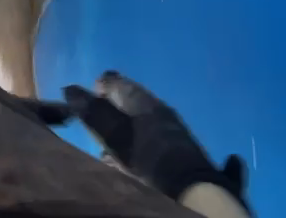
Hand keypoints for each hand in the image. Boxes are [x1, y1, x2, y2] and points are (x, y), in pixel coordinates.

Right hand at [64, 71, 246, 208]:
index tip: (93, 89)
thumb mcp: (116, 138)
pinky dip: (177, 149)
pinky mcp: (200, 164)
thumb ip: (93, 113)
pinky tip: (215, 154)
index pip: (121, 85)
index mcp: (146, 105)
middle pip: (139, 105)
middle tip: (103, 115)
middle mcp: (167, 116)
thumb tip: (70, 89)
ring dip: (140, 129)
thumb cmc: (149, 163)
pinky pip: (183, 150)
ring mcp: (185, 139)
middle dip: (121, 108)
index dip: (105, 85)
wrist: (197, 200)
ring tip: (124, 145)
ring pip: (156, 126)